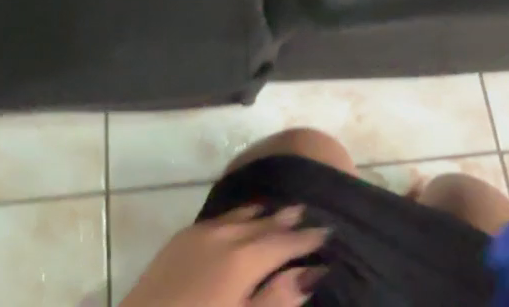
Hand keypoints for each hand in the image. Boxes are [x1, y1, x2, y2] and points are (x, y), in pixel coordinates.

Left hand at [119, 204, 330, 306]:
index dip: (307, 238)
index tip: (329, 231)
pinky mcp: (179, 239)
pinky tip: (240, 221)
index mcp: (243, 259)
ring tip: (281, 211)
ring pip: (240, 216)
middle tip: (309, 213)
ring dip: (262, 214)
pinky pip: (219, 218)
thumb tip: (313, 271)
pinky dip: (238, 216)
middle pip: (262, 223)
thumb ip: (278, 298)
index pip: (283, 242)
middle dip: (286, 221)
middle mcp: (223, 236)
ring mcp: (198, 234)